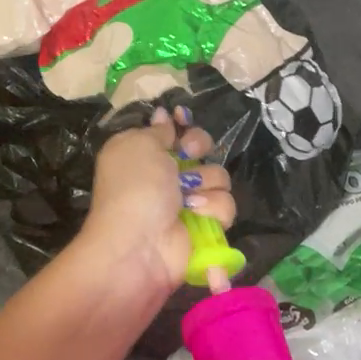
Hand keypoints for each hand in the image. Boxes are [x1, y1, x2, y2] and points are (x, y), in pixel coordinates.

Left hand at [77, 107, 235, 296]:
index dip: (182, 123)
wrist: (140, 244)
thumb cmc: (135, 188)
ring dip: (206, 183)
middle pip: (202, 148)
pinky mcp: (207, 224)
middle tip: (188, 155)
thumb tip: (164, 115)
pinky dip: (212, 208)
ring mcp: (189, 200)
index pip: (174, 130)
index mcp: (146, 154)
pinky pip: (226, 204)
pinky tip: (196, 214)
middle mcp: (168, 175)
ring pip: (219, 175)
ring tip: (187, 199)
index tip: (182, 117)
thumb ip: (158, 130)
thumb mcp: (138, 146)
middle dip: (199, 147)